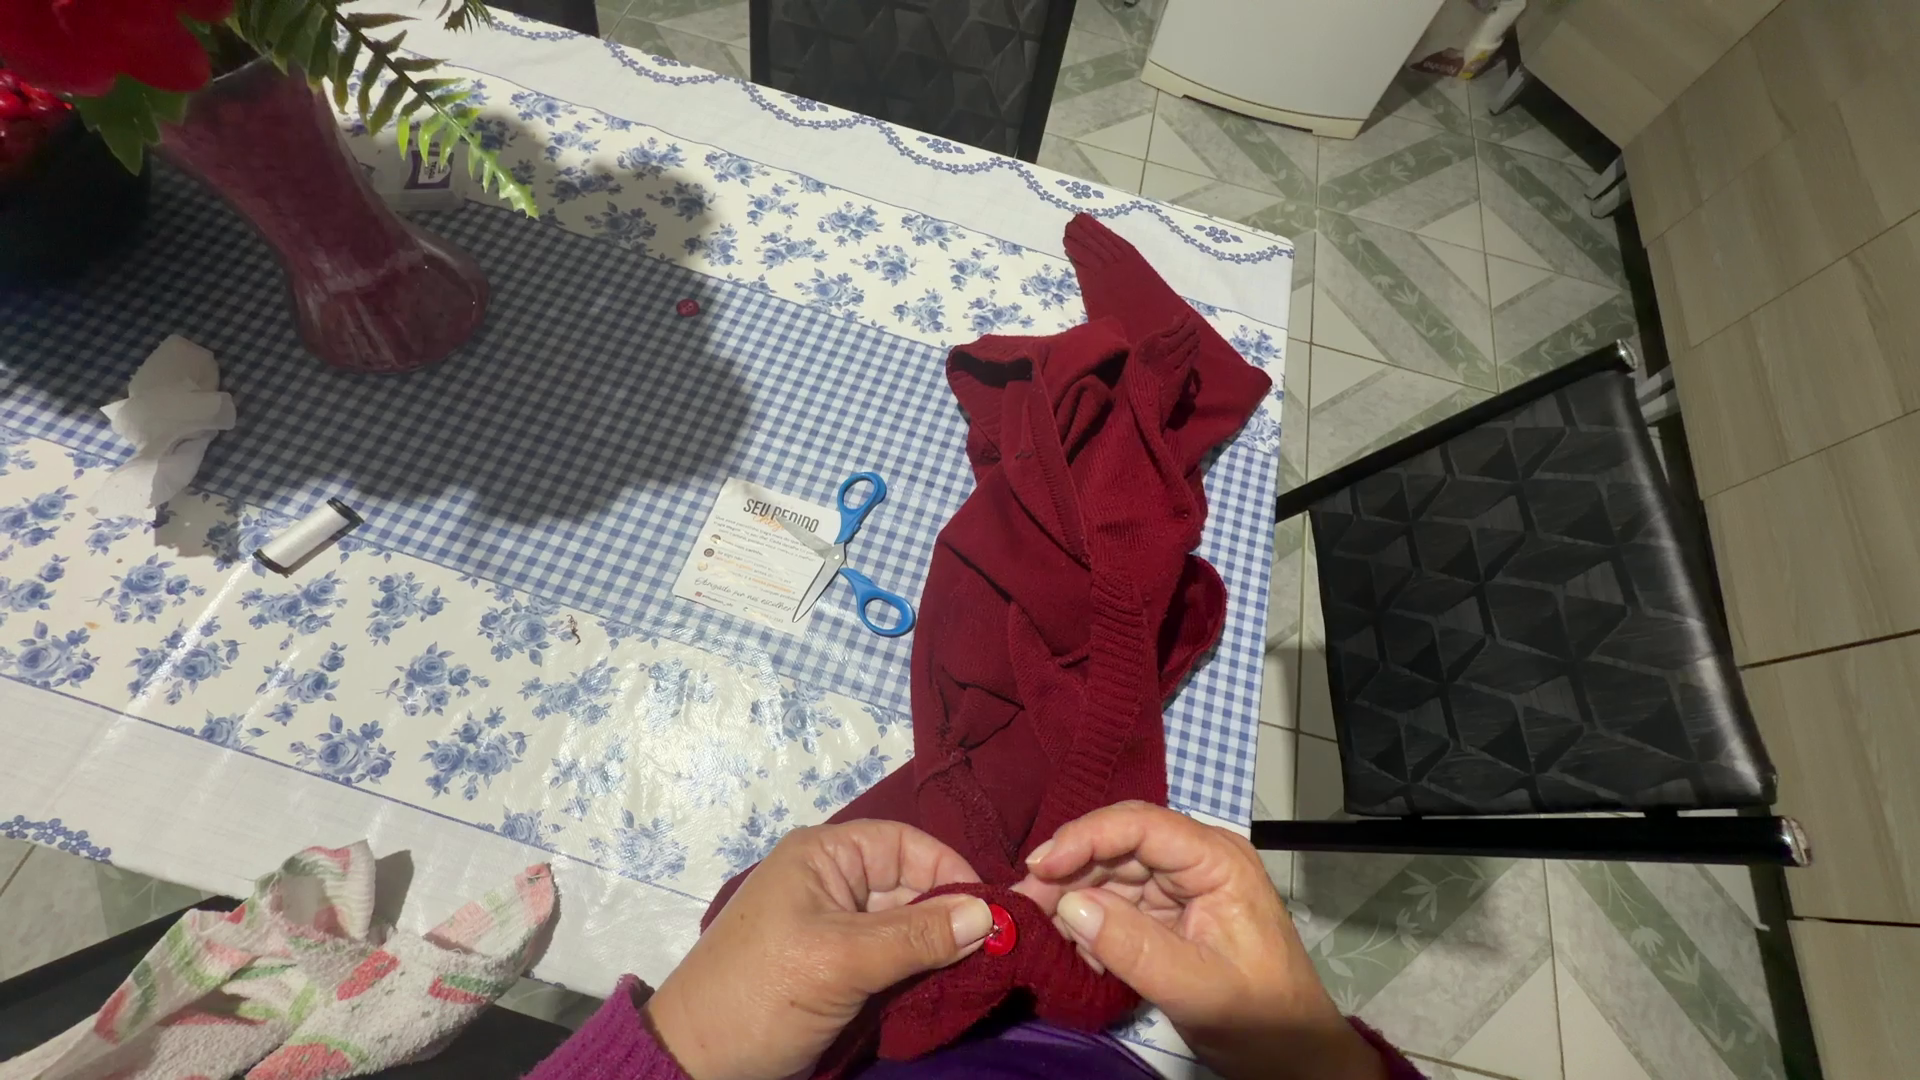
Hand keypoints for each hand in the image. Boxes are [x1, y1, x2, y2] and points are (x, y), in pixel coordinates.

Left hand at [646, 820, 995, 1079]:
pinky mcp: (837, 963)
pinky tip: (946, 983)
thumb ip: (917, 936)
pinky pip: (889, 954)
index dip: (950, 869)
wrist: (693, 1069)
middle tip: (997, 948)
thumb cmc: (762, 993)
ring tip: (981, 967)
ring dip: (937, 945)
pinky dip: (916, 968)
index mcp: (825, 854)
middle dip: (949, 912)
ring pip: (903, 922)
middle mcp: (834, 879)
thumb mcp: (843, 961)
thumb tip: (990, 914)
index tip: (992, 909)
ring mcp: (835, 924)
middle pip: (908, 883)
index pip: (905, 844)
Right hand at [1015, 802, 1385, 1079]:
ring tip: (1040, 924)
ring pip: (1112, 868)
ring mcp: (1181, 881)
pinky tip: (1075, 945)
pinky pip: (1118, 899)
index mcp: (1215, 859)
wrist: (1298, 1062)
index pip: (1141, 825)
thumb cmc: (1262, 1022)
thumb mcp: (1197, 989)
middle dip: (1070, 868)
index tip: (1041, 866)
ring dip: (1075, 895)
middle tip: (1026, 900)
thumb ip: (1134, 947)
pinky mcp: (1168, 907)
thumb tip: (1069, 905)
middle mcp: (1195, 857)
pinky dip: (1091, 919)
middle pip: (1119, 843)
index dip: (1086, 837)